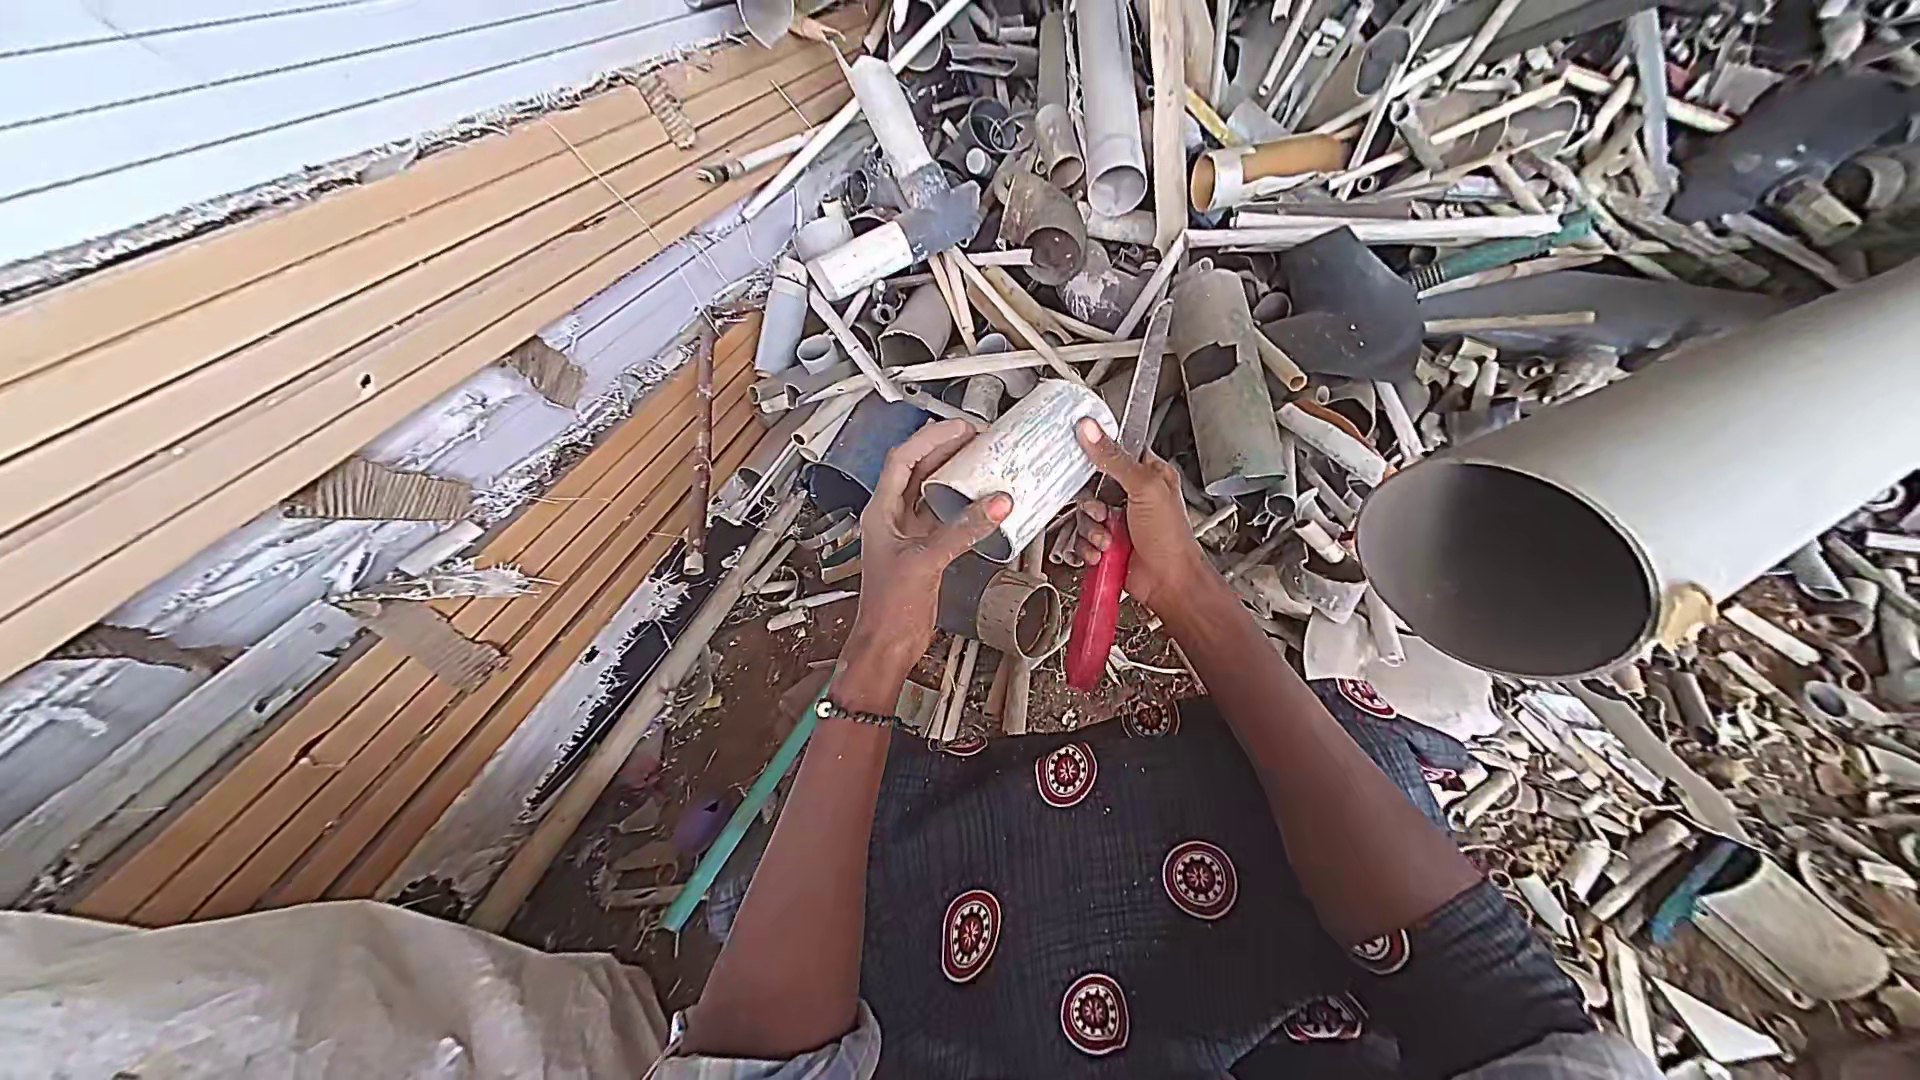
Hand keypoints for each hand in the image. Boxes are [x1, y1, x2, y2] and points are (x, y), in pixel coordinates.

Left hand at [838, 420, 1010, 709]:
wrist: (889, 643)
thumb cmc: (888, 608)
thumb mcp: (925, 560)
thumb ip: (961, 531)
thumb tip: (993, 504)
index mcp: (881, 511)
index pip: (902, 459)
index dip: (930, 439)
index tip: (958, 428)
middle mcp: (893, 517)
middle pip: (918, 470)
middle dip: (945, 450)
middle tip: (976, 438)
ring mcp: (909, 533)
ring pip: (933, 491)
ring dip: (955, 475)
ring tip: (981, 460)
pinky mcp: (925, 550)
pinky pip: (946, 517)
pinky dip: (963, 506)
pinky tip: (981, 502)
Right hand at [1073, 416, 1213, 618]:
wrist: (1169, 583)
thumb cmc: (1171, 538)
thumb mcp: (1145, 488)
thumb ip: (1115, 459)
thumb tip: (1091, 430)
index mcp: (1147, 474)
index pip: (1114, 453)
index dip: (1097, 458)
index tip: (1085, 465)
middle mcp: (1131, 496)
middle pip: (1090, 487)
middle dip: (1092, 506)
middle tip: (1102, 513)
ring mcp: (1117, 521)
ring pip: (1084, 516)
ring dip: (1091, 530)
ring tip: (1107, 540)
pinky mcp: (1106, 543)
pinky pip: (1081, 539)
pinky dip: (1088, 548)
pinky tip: (1103, 553)